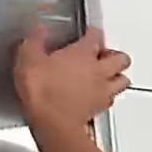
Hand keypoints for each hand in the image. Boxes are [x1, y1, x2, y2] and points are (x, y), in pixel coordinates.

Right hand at [13, 23, 130, 136]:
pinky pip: (112, 98)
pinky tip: (99, 94)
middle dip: (114, 54)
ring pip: (123, 79)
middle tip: (104, 54)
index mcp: (81, 54)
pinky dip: (109, 94)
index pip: (95, 37)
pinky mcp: (100, 107)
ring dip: (117, 75)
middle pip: (120, 58)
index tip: (90, 31)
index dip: (93, 32)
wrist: (51, 121)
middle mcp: (97, 70)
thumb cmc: (41, 89)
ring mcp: (102, 90)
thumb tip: (39, 30)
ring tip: (109, 74)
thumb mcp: (28, 59)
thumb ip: (35, 42)